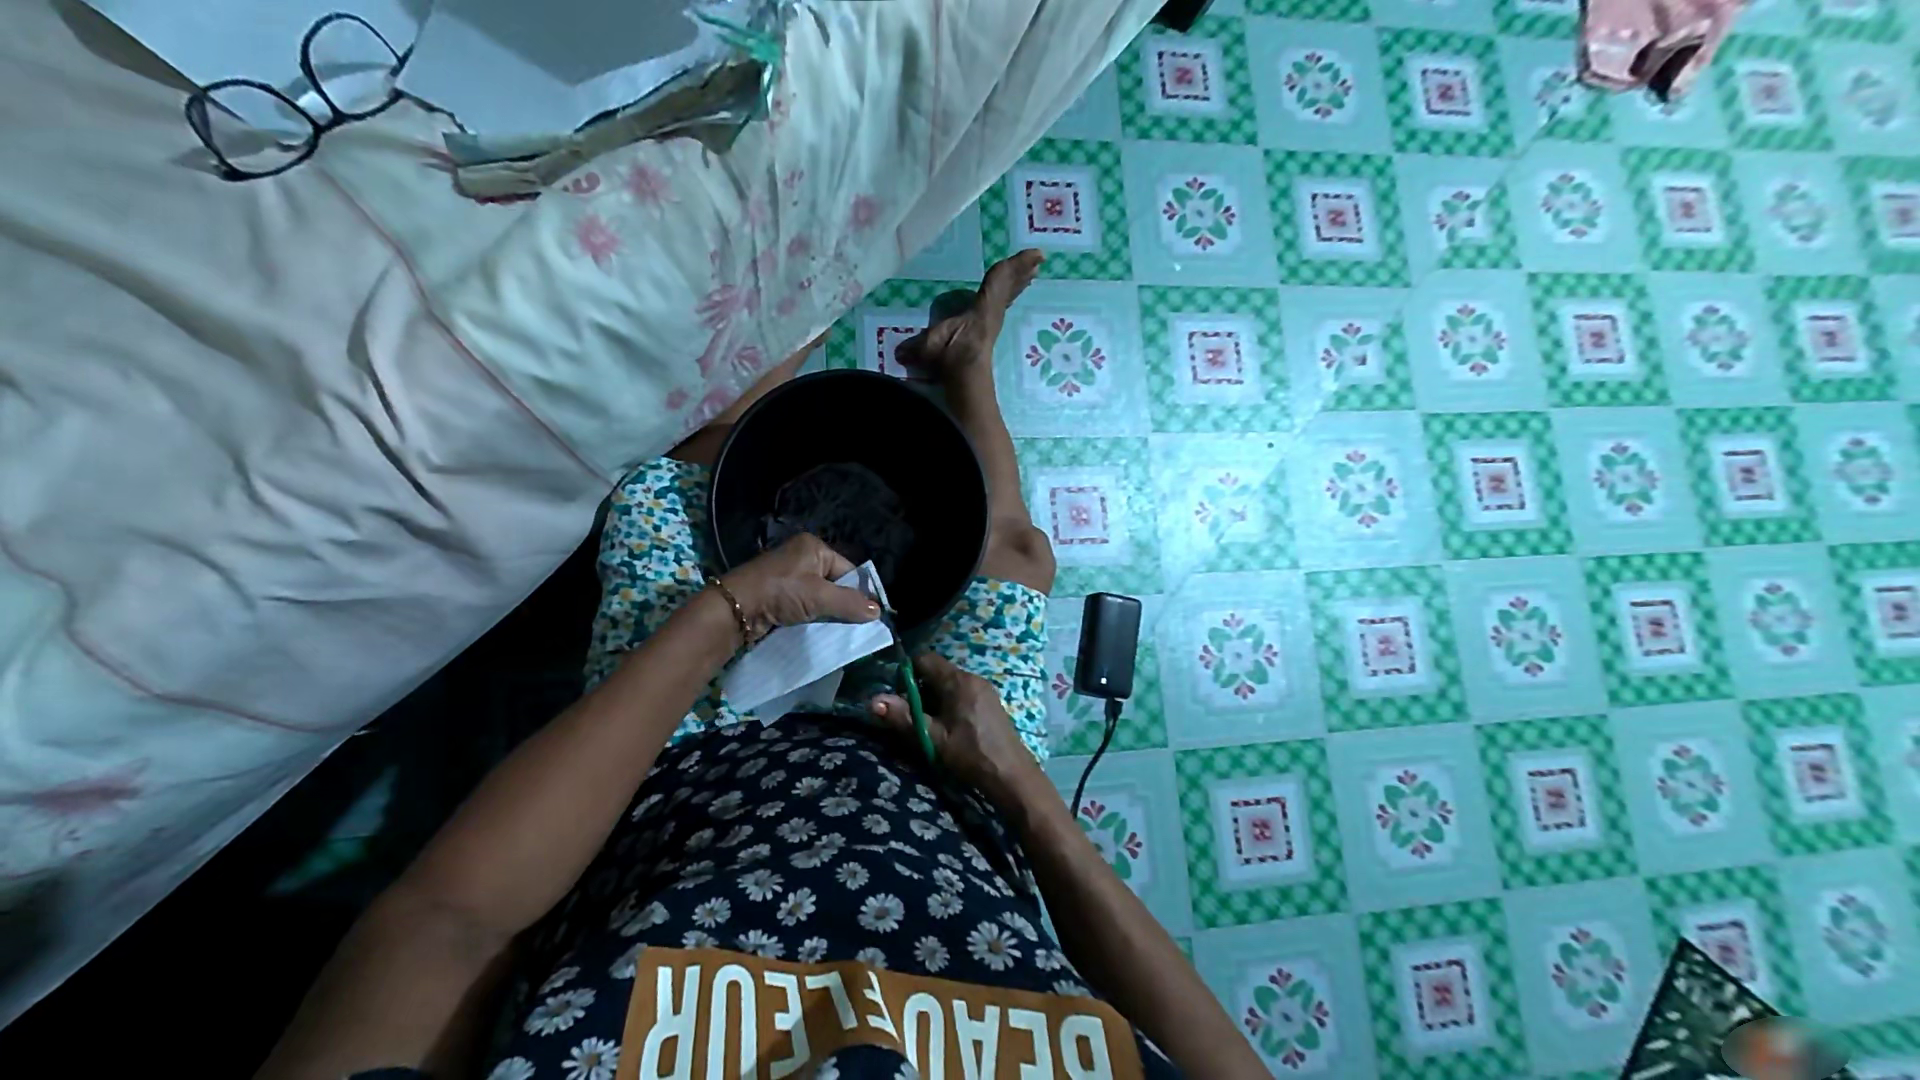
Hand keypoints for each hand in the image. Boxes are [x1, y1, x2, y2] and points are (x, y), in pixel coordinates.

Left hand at [718, 533, 880, 640]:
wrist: (735, 609)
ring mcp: (789, 577)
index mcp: (814, 547)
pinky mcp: (779, 595)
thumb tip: (878, 611)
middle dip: (844, 605)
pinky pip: (806, 606)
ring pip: (821, 598)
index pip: (849, 570)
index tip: (870, 616)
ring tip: (840, 632)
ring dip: (828, 614)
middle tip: (856, 626)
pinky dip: (813, 618)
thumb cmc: (780, 592)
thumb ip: (850, 603)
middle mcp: (803, 558)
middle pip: (836, 584)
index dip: (860, 593)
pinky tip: (820, 631)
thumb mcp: (819, 596)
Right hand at [868, 652, 1044, 804]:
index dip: (906, 673)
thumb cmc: (971, 755)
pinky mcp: (990, 702)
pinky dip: (949, 703)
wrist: (1011, 775)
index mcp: (958, 681)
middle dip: (919, 688)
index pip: (924, 659)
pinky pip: (962, 691)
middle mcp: (972, 678)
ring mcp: (984, 689)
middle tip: (911, 714)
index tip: (898, 695)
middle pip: (937, 671)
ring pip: (949, 682)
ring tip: (928, 724)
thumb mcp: (933, 738)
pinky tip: (948, 727)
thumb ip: (904, 717)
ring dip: (934, 698)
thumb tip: (873, 700)